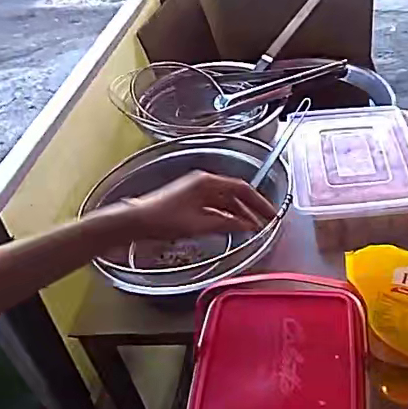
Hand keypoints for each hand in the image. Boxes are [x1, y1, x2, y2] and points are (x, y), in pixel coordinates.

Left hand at [106, 171, 277, 240]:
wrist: (136, 221)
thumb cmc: (164, 219)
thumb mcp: (201, 224)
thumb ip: (228, 223)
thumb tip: (249, 225)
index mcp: (208, 181)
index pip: (243, 188)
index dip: (260, 202)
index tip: (272, 213)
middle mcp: (205, 182)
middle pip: (236, 193)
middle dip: (253, 207)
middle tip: (267, 221)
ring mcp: (197, 190)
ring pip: (227, 200)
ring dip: (240, 213)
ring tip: (253, 227)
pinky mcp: (191, 200)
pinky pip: (217, 206)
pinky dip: (228, 215)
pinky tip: (233, 226)